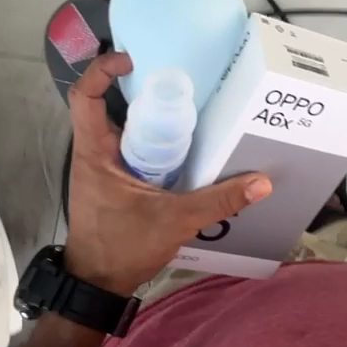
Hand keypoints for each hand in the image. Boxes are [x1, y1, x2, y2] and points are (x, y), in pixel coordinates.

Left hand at [64, 52, 270, 294]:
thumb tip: (261, 182)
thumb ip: (218, 201)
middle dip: (138, 88)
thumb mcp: (174, 221)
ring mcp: (102, 167)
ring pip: (120, 126)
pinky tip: (180, 143)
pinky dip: (150, 138)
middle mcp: (94, 153)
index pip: (85, 97)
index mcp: (95, 152)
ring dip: (146, 114)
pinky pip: (129, 146)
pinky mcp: (112, 180)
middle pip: (107, 104)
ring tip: (184, 105)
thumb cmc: (121, 248)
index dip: (102, 71)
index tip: (132, 60)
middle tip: (177, 81)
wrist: (97, 285)